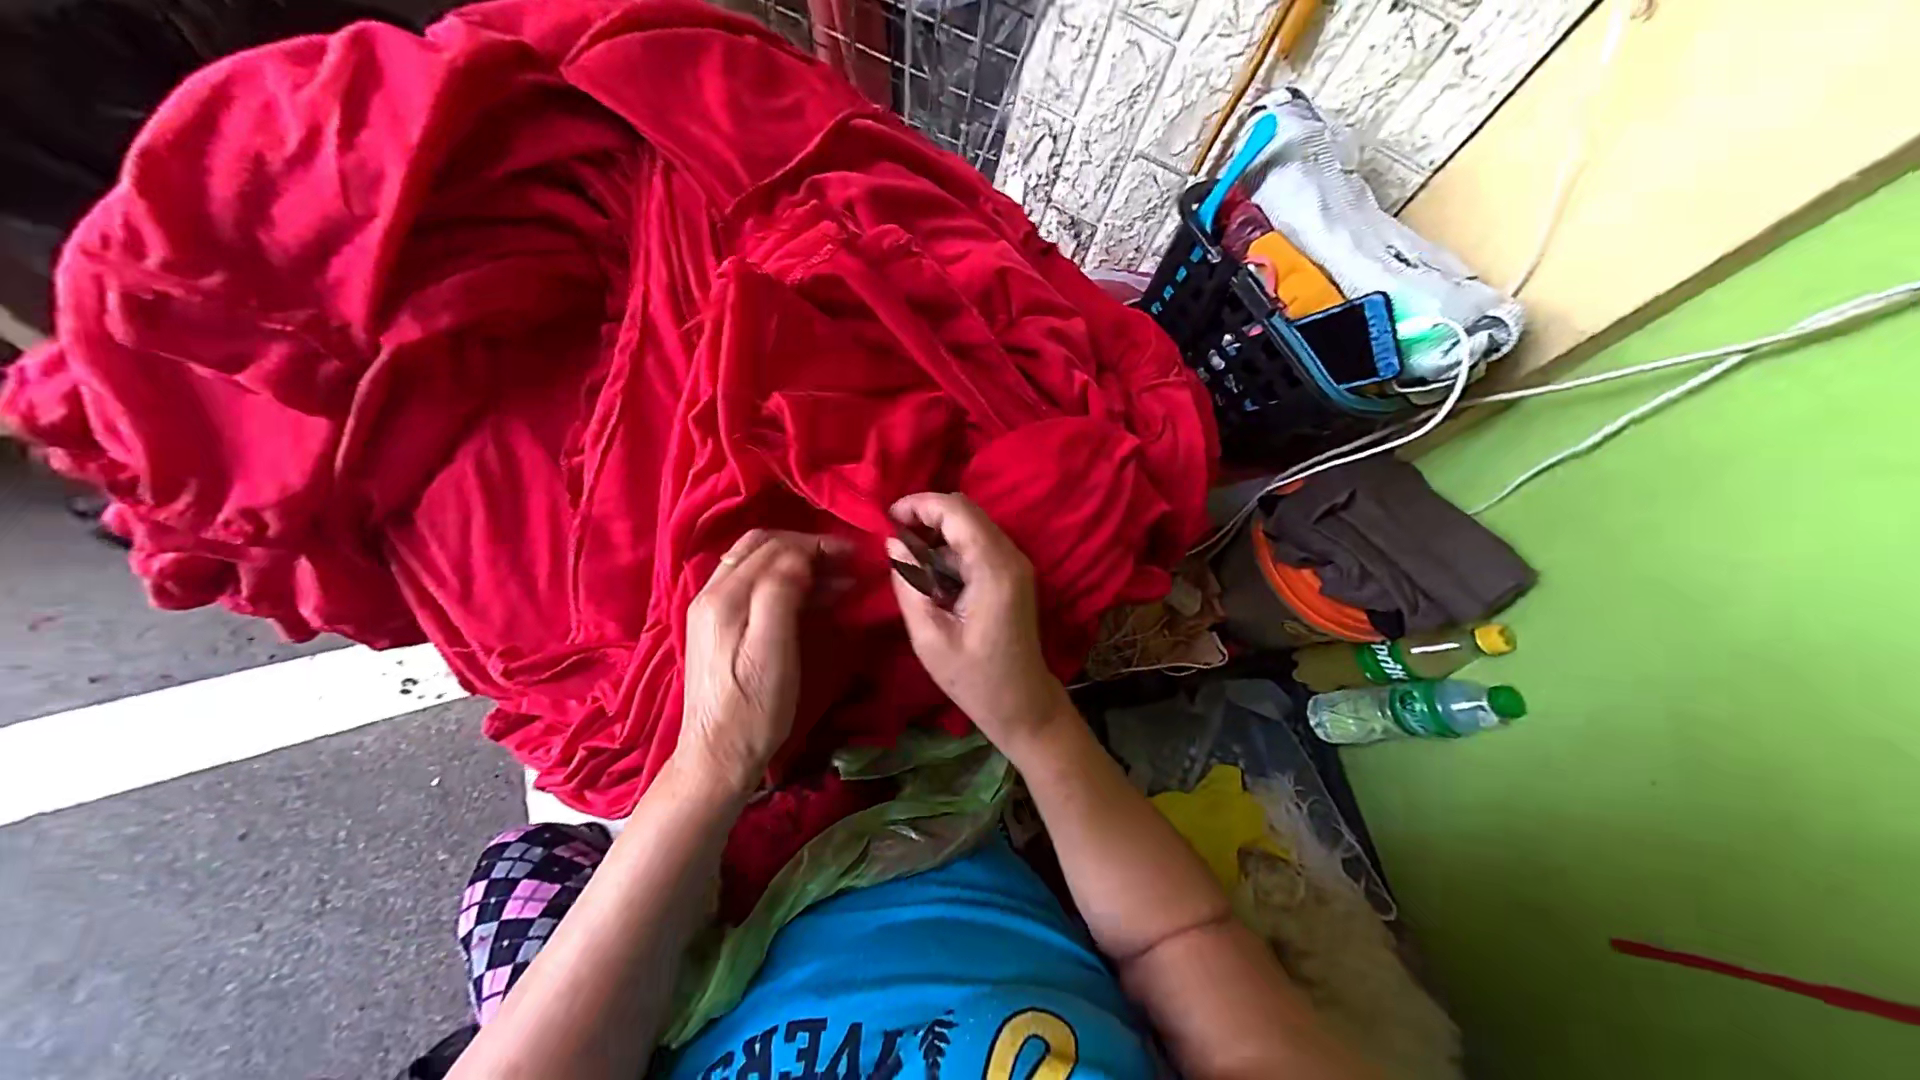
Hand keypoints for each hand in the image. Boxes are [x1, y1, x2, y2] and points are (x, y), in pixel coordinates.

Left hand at [680, 529, 847, 794]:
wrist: (718, 757)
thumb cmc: (753, 707)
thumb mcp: (773, 649)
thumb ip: (780, 593)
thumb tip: (799, 557)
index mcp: (724, 597)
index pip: (773, 546)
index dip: (815, 545)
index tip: (852, 555)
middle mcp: (711, 594)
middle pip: (761, 548)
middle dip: (806, 548)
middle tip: (846, 562)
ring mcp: (712, 611)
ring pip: (757, 565)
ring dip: (799, 564)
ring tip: (841, 580)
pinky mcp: (719, 628)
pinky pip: (754, 587)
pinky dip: (786, 582)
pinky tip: (814, 598)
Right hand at [888, 493, 1074, 758]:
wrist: (1023, 704)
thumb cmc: (975, 679)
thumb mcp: (930, 637)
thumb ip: (910, 584)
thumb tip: (894, 543)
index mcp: (994, 569)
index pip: (957, 511)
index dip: (920, 504)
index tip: (888, 518)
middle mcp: (1011, 556)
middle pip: (966, 511)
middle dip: (927, 515)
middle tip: (893, 537)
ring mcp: (1016, 564)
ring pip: (972, 526)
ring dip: (937, 534)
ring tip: (907, 561)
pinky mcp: (1013, 574)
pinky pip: (978, 545)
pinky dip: (951, 550)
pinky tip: (931, 577)